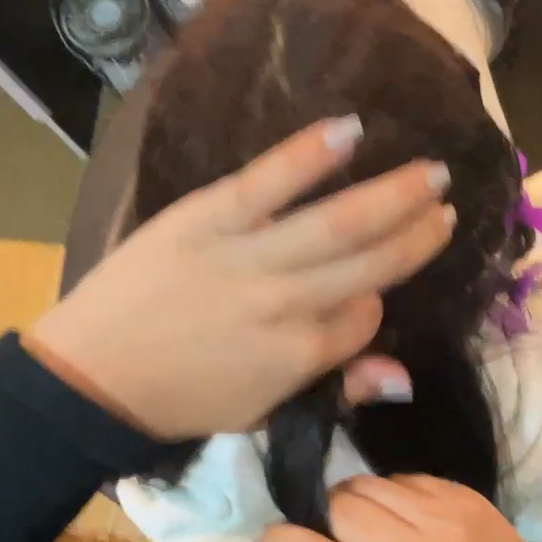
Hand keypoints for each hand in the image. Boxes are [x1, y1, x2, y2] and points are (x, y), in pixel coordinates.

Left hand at [28, 115, 451, 438]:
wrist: (94, 375)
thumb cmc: (183, 399)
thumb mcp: (265, 411)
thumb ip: (338, 389)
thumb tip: (404, 378)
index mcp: (303, 356)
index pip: (366, 319)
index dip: (376, 303)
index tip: (371, 291)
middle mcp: (288, 304)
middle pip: (370, 264)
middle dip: (416, 235)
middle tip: (447, 203)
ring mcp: (249, 257)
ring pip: (337, 223)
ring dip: (392, 195)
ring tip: (431, 172)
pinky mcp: (207, 219)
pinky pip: (268, 182)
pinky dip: (310, 154)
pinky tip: (350, 130)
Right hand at [257, 475, 541, 541]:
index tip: (269, 539)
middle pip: (341, 512)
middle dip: (319, 519)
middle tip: (325, 536)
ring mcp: (448, 522)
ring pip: (367, 486)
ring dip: (350, 503)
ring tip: (362, 528)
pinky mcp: (463, 496)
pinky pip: (400, 479)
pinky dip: (386, 495)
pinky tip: (398, 520)